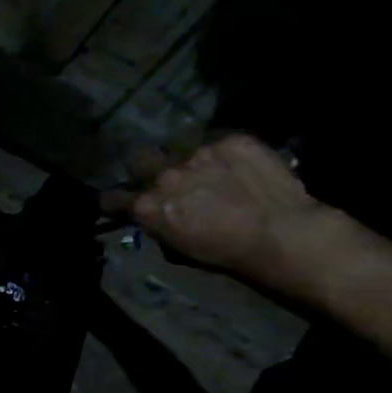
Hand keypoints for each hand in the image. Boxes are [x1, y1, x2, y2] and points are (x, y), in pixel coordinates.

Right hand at [105, 134, 339, 286]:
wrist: (279, 233)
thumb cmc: (223, 252)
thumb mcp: (175, 247)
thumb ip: (156, 224)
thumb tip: (154, 215)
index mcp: (146, 206)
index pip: (111, 197)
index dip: (115, 201)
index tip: (120, 203)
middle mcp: (164, 175)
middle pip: (139, 159)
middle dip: (144, 168)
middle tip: (160, 176)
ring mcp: (197, 154)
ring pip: (177, 145)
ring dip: (182, 156)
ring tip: (200, 166)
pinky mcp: (229, 140)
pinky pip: (215, 140)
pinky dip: (218, 151)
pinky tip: (233, 163)